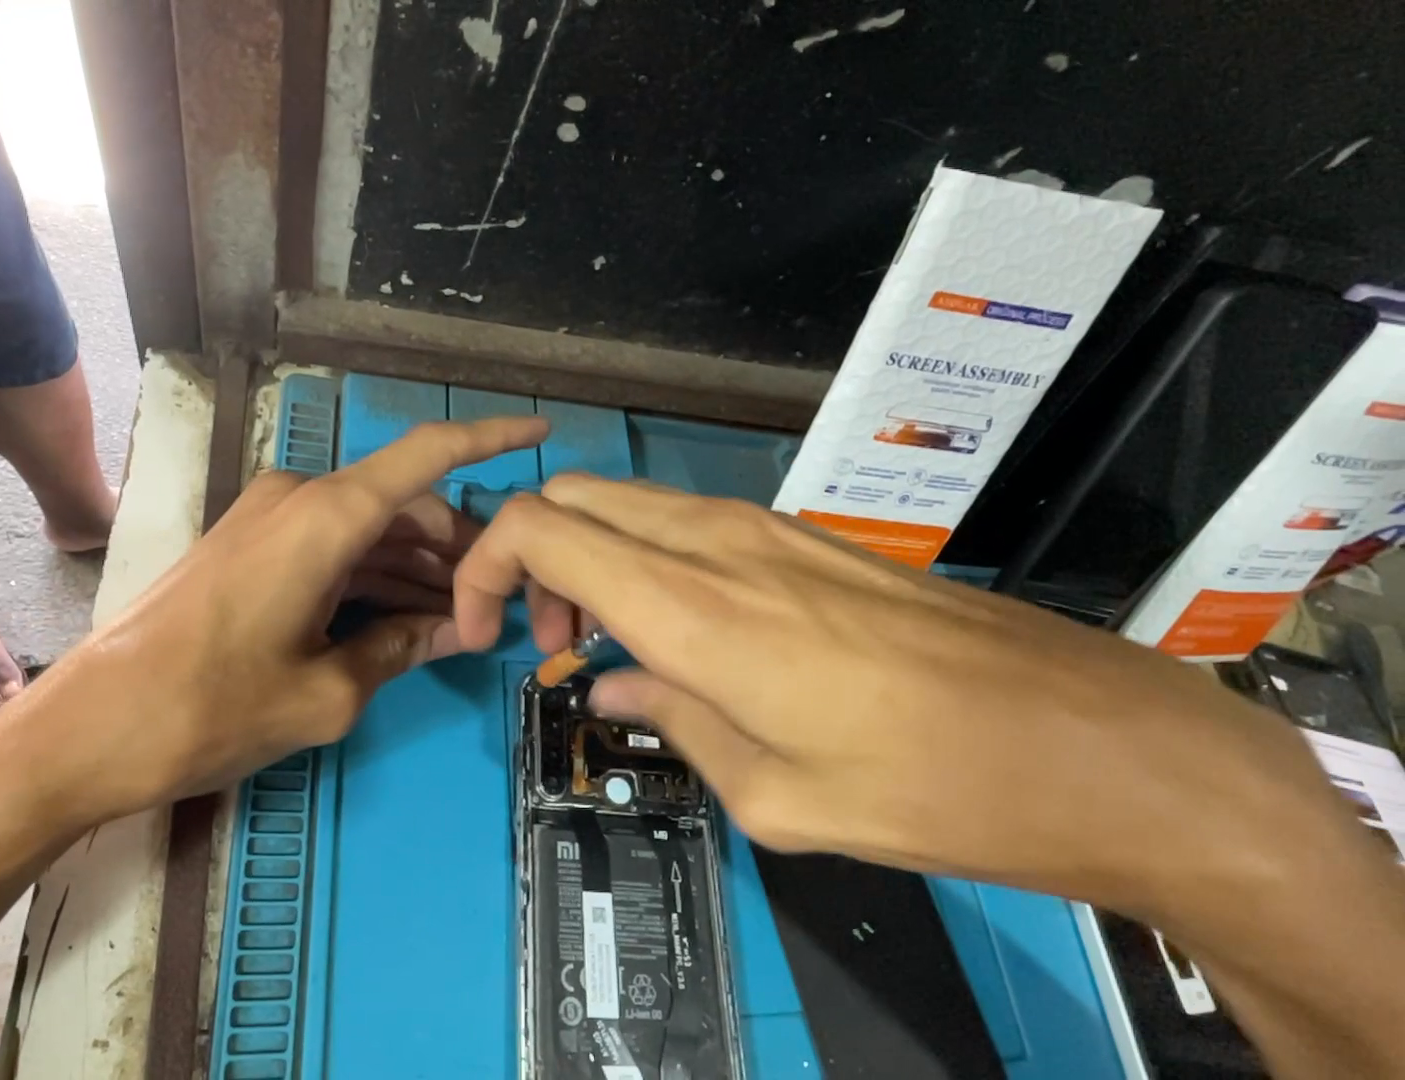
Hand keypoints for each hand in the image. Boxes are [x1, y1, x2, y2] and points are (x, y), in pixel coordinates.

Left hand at [0, 416, 548, 838]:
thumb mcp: (326, 694)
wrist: (90, 728)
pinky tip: (407, 618)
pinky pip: (333, 550)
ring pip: (369, 532)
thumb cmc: (211, 709)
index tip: (541, 430)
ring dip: (417, 570)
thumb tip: (456, 630)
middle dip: (456, 550)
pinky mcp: (250, 548)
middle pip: (404, 506)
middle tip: (499, 603)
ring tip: (464, 620)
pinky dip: (373, 579)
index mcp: (325, 516)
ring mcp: (269, 520)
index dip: (490, 438)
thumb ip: (401, 649)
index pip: (427, 456)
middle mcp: (299, 498)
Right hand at [453, 473, 1386, 924]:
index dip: (483, 570)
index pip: (538, 529)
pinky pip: (682, 522)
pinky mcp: (801, 537)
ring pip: (623, 502)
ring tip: (612, 643)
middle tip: (556, 643)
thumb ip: (671, 722)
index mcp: (693, 606)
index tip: (481, 635)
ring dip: (586, 557)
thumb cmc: (926, 787)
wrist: (1092, 743)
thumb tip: (612, 686)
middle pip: (570, 497)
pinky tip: (681, 633)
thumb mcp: (772, 793)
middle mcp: (716, 541)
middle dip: (528, 559)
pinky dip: (644, 558)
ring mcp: (764, 527)